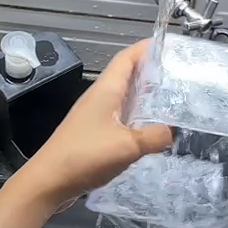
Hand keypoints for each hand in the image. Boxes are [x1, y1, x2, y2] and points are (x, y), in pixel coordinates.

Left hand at [12, 40, 171, 204]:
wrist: (48, 182)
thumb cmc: (84, 156)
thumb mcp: (128, 146)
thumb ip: (154, 136)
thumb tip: (172, 131)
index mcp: (106, 90)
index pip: (127, 57)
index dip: (147, 48)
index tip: (170, 46)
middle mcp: (99, 98)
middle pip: (127, 75)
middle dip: (152, 72)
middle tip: (180, 76)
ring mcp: (93, 116)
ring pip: (123, 98)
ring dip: (145, 96)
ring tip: (171, 101)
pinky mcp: (92, 135)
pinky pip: (119, 118)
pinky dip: (136, 118)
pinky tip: (149, 130)